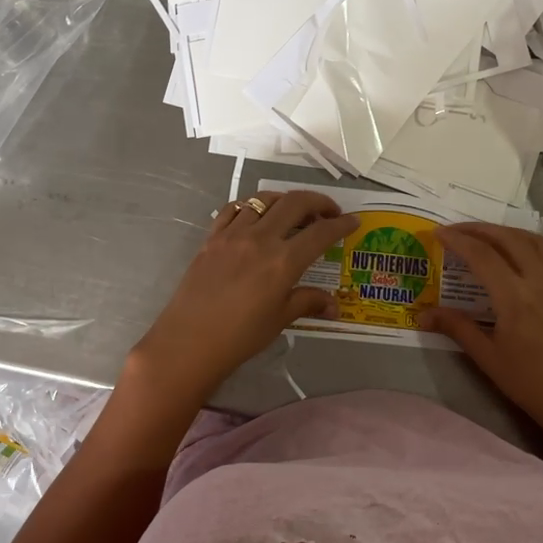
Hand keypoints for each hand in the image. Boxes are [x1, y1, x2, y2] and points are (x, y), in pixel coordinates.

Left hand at [131, 190, 358, 399]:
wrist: (189, 342)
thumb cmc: (240, 336)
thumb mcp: (279, 320)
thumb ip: (307, 302)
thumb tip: (334, 304)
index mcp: (283, 261)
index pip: (320, 233)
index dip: (341, 225)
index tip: (353, 222)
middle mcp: (260, 239)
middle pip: (295, 203)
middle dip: (318, 202)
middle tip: (329, 213)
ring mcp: (233, 234)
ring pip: (264, 200)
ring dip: (285, 200)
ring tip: (294, 211)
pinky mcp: (211, 238)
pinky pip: (233, 209)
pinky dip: (250, 206)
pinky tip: (255, 216)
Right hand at [420, 224, 542, 450]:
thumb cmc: (532, 383)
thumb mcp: (488, 358)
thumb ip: (457, 328)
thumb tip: (422, 314)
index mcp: (515, 297)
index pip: (482, 255)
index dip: (458, 240)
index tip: (437, 234)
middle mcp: (540, 280)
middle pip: (507, 238)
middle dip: (478, 229)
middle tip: (455, 231)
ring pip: (531, 240)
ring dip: (504, 231)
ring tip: (483, 236)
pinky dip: (526, 243)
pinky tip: (515, 254)